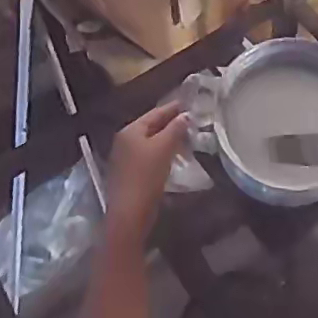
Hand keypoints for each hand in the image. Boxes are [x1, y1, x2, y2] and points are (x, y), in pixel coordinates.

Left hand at [104, 102, 188, 242]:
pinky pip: (150, 155)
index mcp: (130, 131)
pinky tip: (175, 156)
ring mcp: (126, 158)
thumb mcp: (164, 148)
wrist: (130, 213)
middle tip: (193, 120)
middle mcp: (125, 141)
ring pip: (151, 142)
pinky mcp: (131, 173)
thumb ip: (176, 129)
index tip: (191, 103)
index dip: (174, 108)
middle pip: (152, 126)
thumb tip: (186, 115)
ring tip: (188, 137)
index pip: (155, 113)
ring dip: (169, 138)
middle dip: (172, 123)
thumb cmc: (146, 176)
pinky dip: (163, 152)